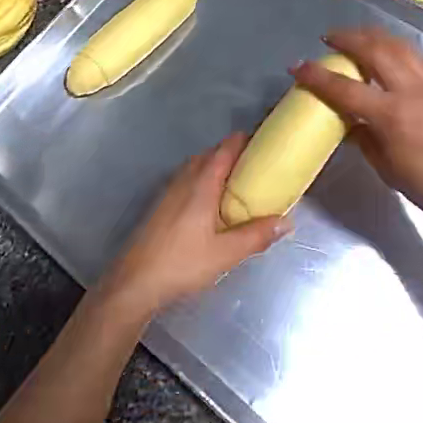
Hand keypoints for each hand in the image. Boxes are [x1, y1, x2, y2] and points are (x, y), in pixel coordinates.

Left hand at [99, 134, 292, 317]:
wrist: (136, 281)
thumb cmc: (183, 263)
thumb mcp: (227, 253)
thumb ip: (257, 235)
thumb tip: (286, 222)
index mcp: (201, 184)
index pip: (224, 150)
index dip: (243, 141)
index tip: (264, 141)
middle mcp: (184, 180)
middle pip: (209, 154)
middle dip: (232, 153)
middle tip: (257, 165)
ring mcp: (169, 191)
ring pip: (196, 167)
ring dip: (216, 166)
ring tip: (239, 182)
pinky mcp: (161, 205)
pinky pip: (187, 180)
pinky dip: (203, 180)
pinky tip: (212, 203)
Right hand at [291, 26, 422, 224]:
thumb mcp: (390, 171)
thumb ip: (367, 142)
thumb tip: (354, 125)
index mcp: (391, 115)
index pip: (344, 88)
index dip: (316, 76)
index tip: (297, 67)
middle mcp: (411, 91)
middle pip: (374, 50)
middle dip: (348, 38)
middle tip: (329, 38)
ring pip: (399, 47)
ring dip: (374, 37)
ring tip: (359, 37)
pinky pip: (419, 58)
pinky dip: (400, 50)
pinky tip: (395, 56)